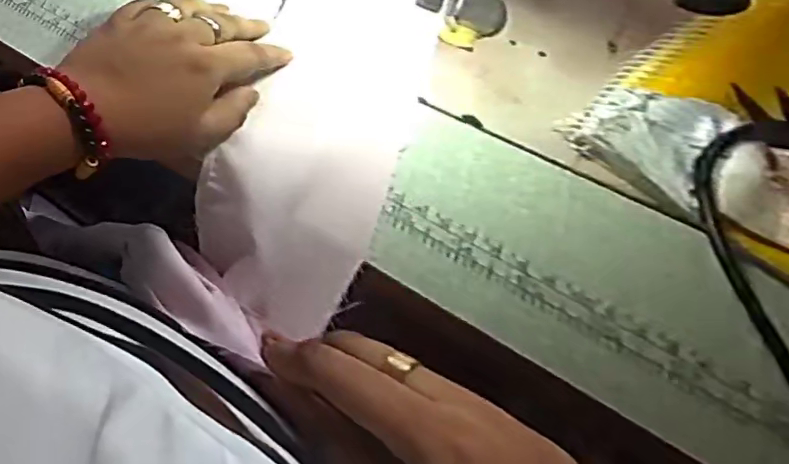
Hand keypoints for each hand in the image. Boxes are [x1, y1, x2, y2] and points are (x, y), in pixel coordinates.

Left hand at [58, 0, 291, 166]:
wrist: (83, 106)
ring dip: (209, 8)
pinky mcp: (122, 18)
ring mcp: (150, 21)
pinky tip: (173, 7)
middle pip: (222, 23)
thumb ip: (231, 112)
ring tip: (221, 9)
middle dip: (246, 25)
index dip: (270, 53)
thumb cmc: (143, 128)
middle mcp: (183, 35)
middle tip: (260, 25)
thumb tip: (250, 91)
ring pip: (187, 6)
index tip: (284, 52)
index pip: (248, 54)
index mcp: (207, 65)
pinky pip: (151, 3)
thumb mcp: (196, 134)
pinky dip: (169, 4)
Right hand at [264, 331, 574, 463]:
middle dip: (324, 352)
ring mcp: (504, 418)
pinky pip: (442, 387)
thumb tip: (295, 396)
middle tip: (294, 372)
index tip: (262, 352)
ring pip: (404, 362)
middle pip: (368, 348)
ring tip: (342, 393)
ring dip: (362, 369)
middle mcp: (468, 410)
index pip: (337, 365)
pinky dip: (404, 388)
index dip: (290, 356)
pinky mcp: (527, 432)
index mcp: (433, 434)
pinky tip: (395, 415)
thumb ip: (343, 441)